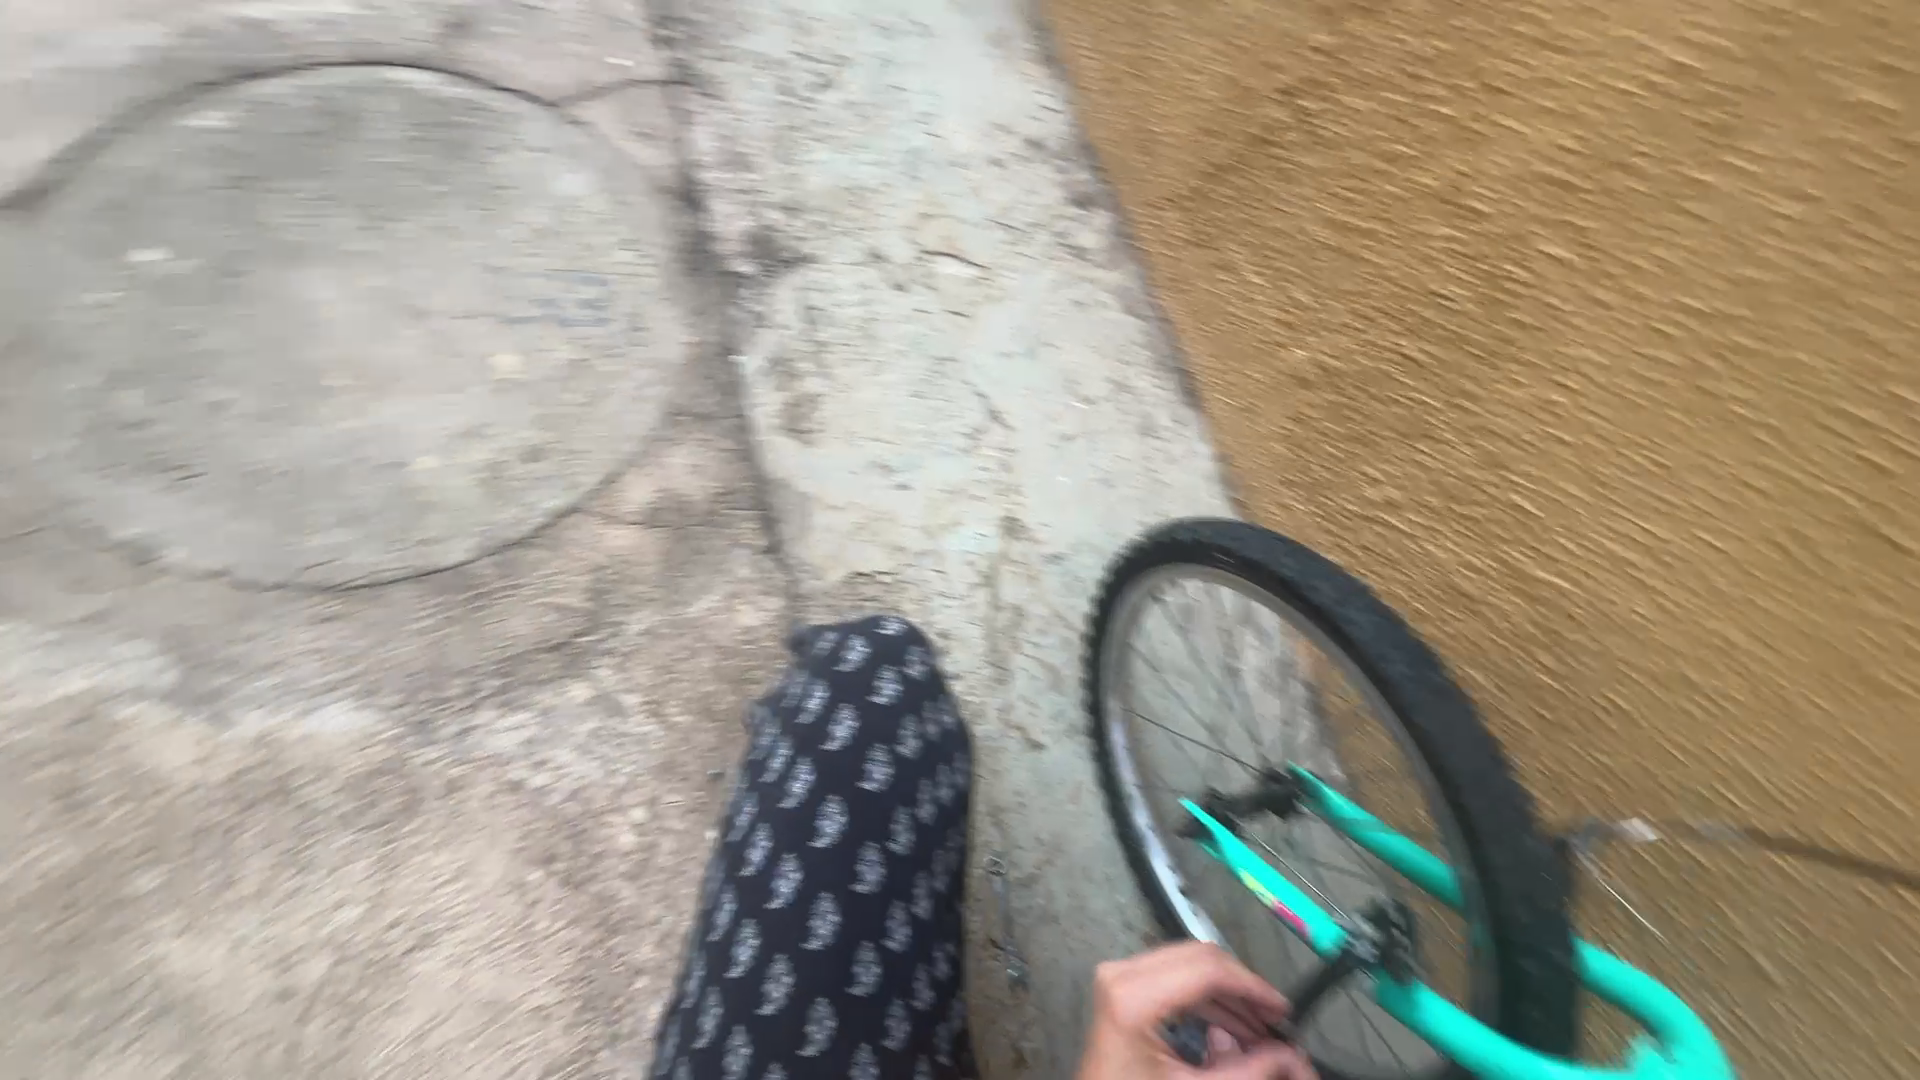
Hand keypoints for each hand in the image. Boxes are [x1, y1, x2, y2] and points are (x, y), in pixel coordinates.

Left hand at [1074, 942, 1317, 1079]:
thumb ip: (1245, 1072)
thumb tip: (1289, 1054)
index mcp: (1133, 997)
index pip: (1206, 970)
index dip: (1251, 985)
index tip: (1282, 1009)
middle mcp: (1122, 972)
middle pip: (1199, 958)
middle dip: (1242, 986)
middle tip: (1275, 1017)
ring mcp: (1120, 973)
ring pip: (1189, 963)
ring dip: (1228, 992)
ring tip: (1261, 1027)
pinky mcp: (1124, 981)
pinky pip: (1174, 974)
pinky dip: (1206, 996)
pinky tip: (1234, 1023)